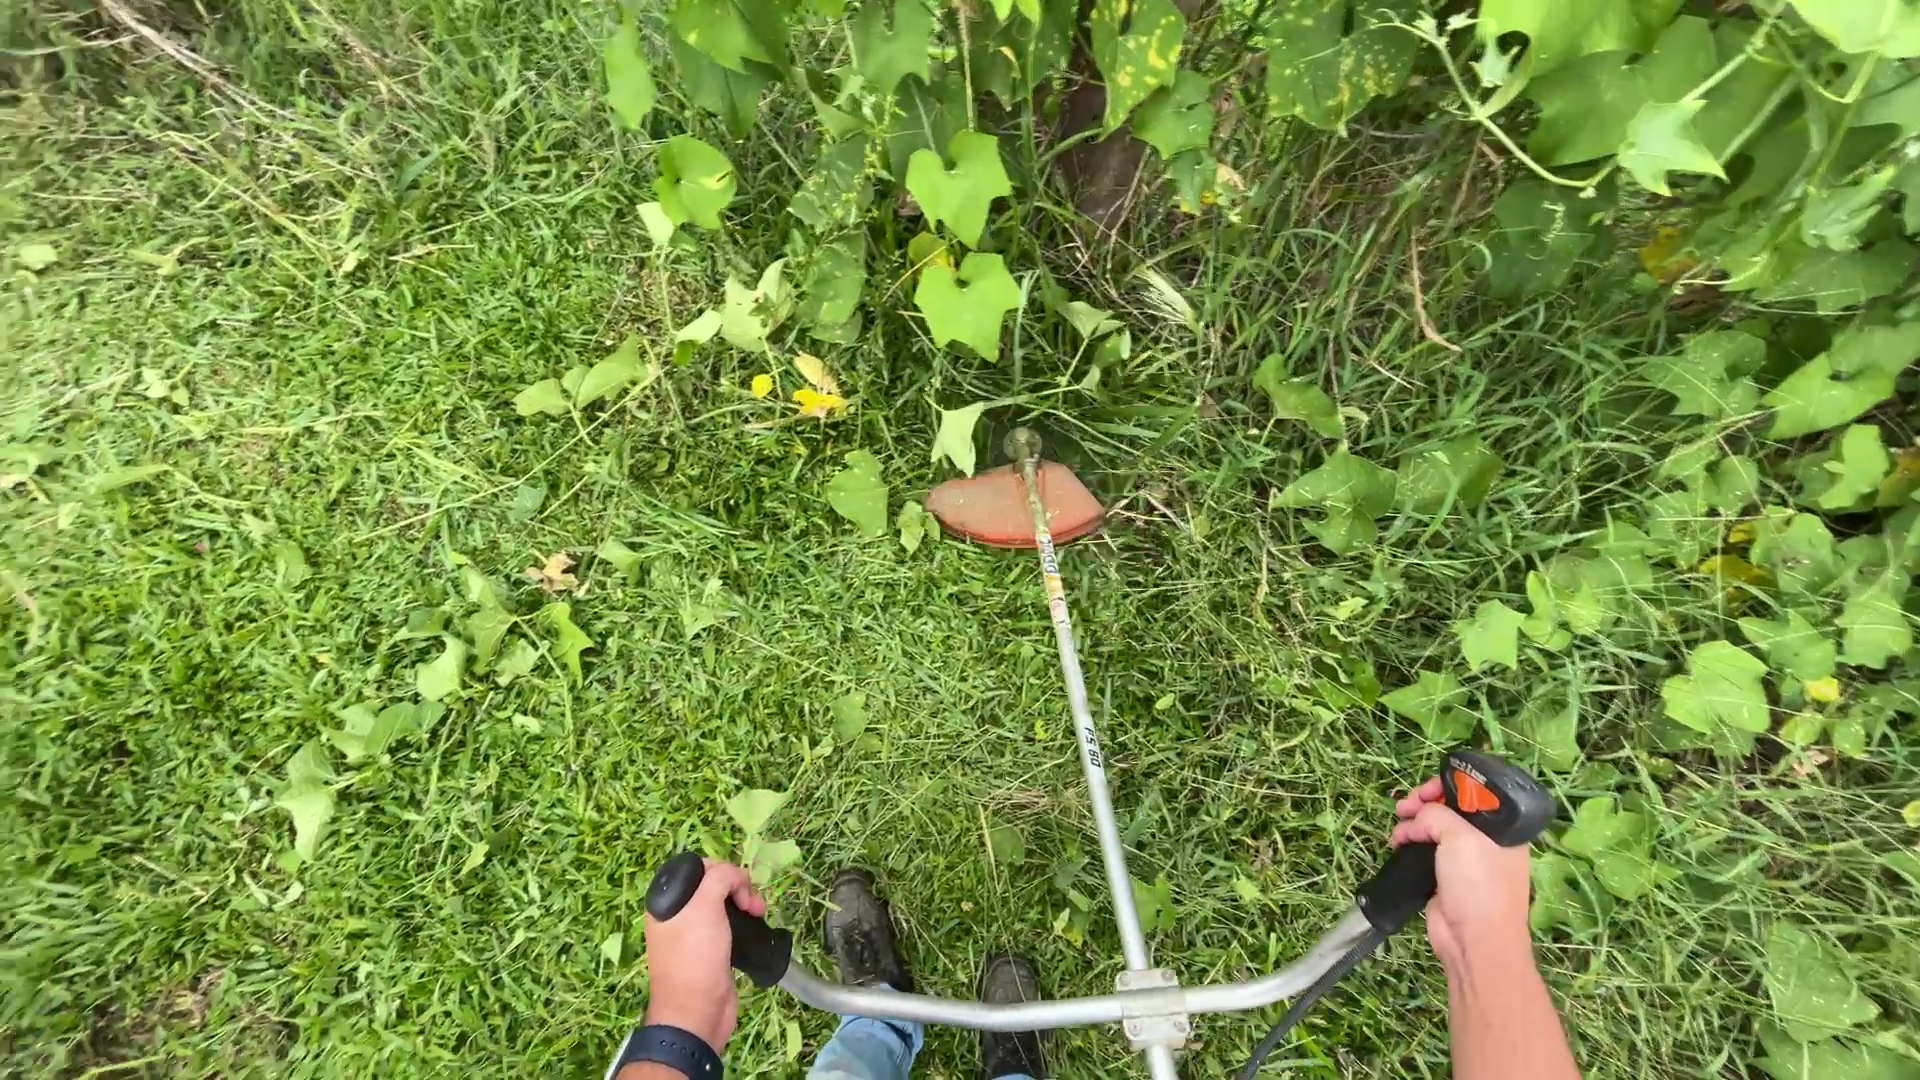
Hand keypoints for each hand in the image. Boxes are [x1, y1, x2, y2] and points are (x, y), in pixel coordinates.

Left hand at [641, 858, 765, 1051]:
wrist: (697, 1013)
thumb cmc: (696, 956)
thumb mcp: (705, 906)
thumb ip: (719, 878)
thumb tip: (735, 877)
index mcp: (666, 901)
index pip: (697, 867)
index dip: (721, 869)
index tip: (737, 884)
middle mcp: (677, 914)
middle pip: (714, 882)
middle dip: (737, 885)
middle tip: (751, 902)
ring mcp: (695, 932)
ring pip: (725, 901)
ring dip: (745, 900)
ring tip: (758, 913)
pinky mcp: (711, 948)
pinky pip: (729, 921)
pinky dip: (744, 917)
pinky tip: (755, 922)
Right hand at [1390, 777, 1533, 973]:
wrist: (1474, 938)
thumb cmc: (1477, 884)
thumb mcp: (1460, 836)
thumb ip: (1436, 814)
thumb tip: (1415, 820)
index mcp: (1503, 832)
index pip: (1475, 795)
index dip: (1449, 787)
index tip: (1426, 790)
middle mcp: (1485, 842)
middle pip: (1450, 808)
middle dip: (1425, 802)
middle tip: (1405, 805)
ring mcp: (1464, 860)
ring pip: (1433, 826)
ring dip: (1412, 820)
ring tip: (1399, 826)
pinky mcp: (1444, 874)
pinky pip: (1424, 846)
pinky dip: (1409, 839)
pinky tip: (1398, 841)